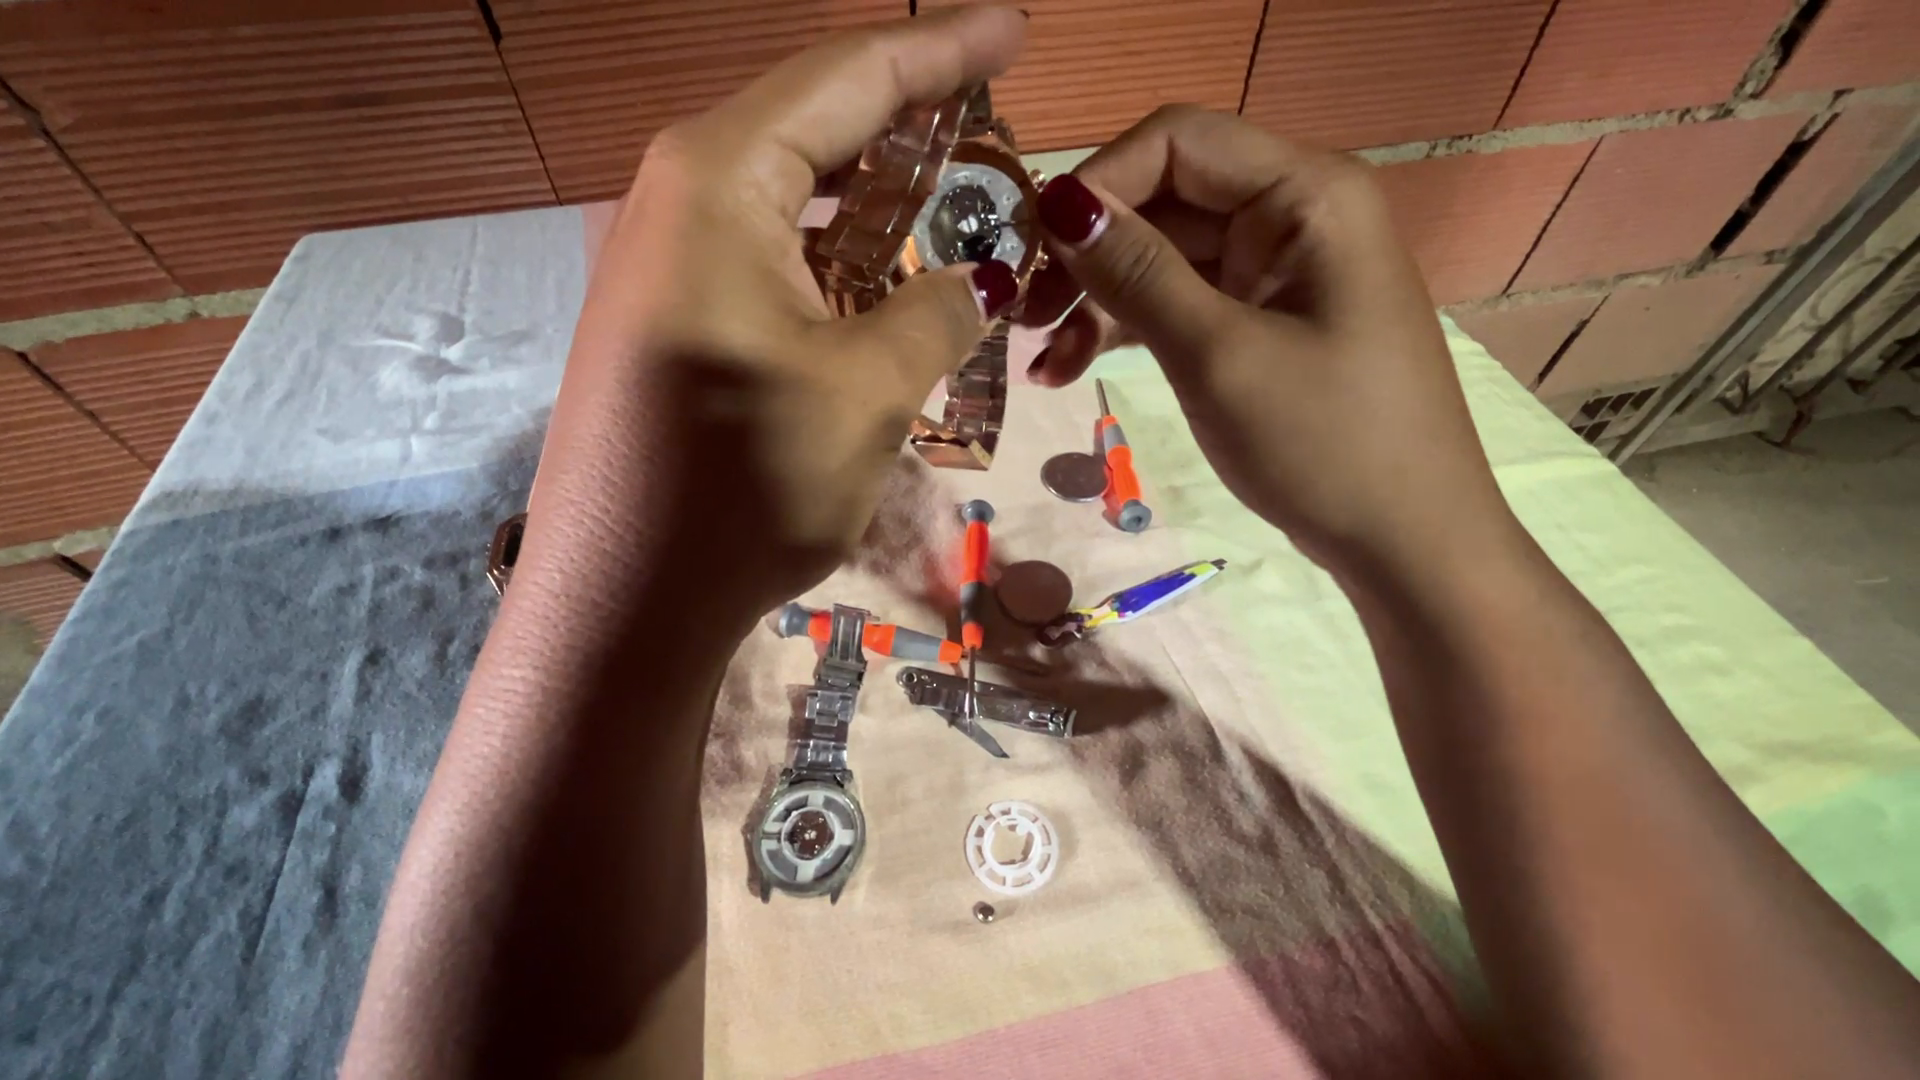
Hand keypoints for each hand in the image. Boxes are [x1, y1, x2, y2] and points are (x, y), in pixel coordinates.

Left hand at [519, 8, 1028, 617]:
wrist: (626, 601)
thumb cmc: (743, 487)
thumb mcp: (866, 390)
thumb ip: (938, 310)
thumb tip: (986, 274)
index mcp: (720, 179)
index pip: (848, 78)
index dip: (941, 49)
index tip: (1014, 29)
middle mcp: (680, 197)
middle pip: (814, 125)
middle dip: (909, 123)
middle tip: (990, 128)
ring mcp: (666, 260)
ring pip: (792, 197)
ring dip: (875, 203)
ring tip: (952, 208)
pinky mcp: (670, 318)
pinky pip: (768, 256)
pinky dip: (835, 259)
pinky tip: (882, 283)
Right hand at [1020, 107, 1519, 576]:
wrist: (1405, 542)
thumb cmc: (1325, 443)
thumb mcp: (1218, 355)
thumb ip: (1136, 273)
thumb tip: (1059, 205)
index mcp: (1305, 194)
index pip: (1175, 142)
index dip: (1094, 185)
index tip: (1028, 249)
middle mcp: (1291, 215)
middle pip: (1162, 201)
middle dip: (1086, 254)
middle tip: (1020, 316)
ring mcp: (1275, 272)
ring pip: (1161, 258)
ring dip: (1095, 302)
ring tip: (1039, 362)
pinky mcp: (1262, 322)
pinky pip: (1180, 304)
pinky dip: (1126, 330)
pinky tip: (1070, 368)